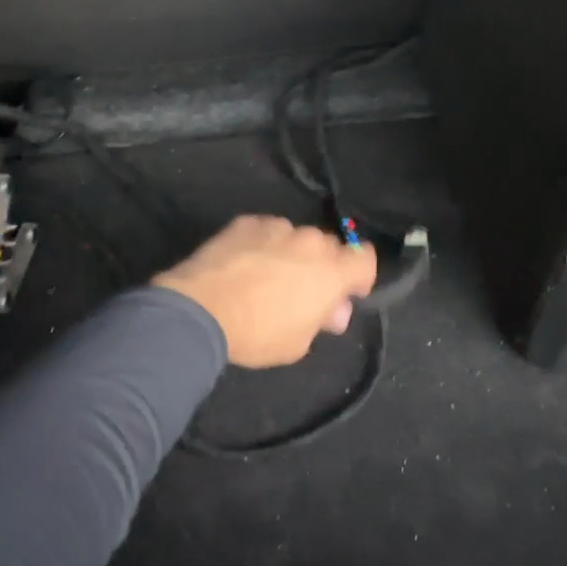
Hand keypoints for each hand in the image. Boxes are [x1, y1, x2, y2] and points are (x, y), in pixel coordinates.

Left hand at [152, 214, 376, 368]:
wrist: (201, 309)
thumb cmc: (257, 333)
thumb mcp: (298, 343)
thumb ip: (321, 321)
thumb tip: (333, 310)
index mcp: (332, 271)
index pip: (366, 258)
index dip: (359, 275)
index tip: (345, 293)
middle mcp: (310, 241)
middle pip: (329, 247)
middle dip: (322, 266)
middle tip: (302, 291)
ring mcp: (277, 227)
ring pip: (295, 237)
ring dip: (290, 253)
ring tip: (265, 276)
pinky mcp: (246, 222)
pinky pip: (265, 231)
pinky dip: (261, 244)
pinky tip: (242, 264)